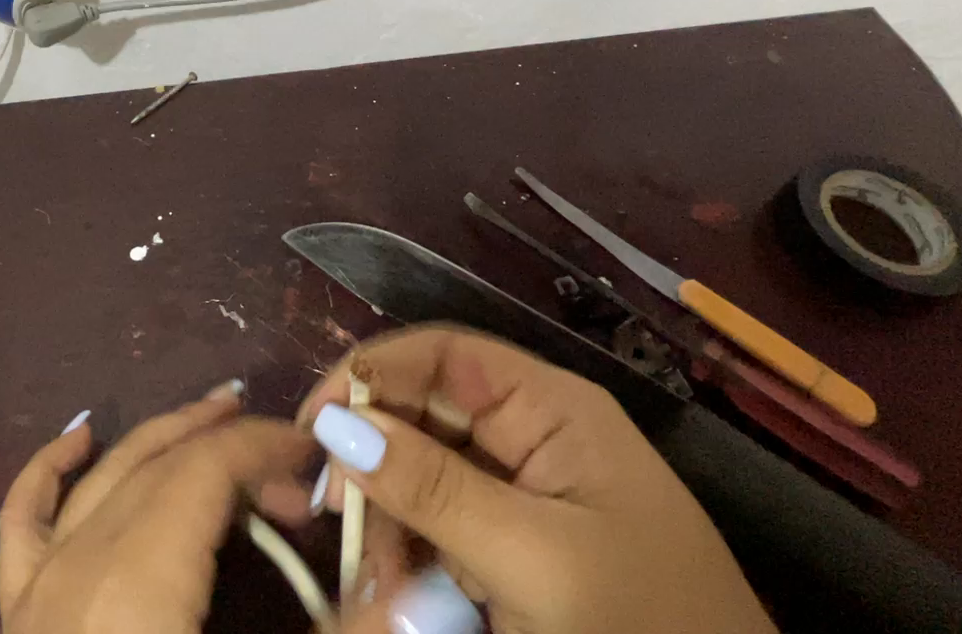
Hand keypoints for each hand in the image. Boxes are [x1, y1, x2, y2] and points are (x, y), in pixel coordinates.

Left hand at [0, 382, 316, 633]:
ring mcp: (40, 579)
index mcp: (141, 577)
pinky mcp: (16, 604)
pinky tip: (79, 437)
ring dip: (166, 436)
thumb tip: (399, 584)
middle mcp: (84, 561)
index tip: (312, 453)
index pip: (206, 472)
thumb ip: (337, 632)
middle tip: (290, 460)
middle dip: (236, 448)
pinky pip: (26, 515)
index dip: (265, 448)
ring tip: (216, 410)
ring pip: (108, 474)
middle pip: (166, 466)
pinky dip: (51, 467)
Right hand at [299, 325, 776, 633]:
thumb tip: (337, 424)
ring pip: (422, 473)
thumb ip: (432, 488)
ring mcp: (521, 493)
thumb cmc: (644, 627)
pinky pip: (439, 526)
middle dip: (374, 455)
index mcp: (551, 407)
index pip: (445, 355)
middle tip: (332, 515)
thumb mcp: (534, 559)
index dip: (374, 371)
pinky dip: (411, 554)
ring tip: (375, 582)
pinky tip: (400, 595)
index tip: (316, 421)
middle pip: (426, 412)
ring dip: (388, 517)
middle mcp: (531, 434)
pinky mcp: (512, 546)